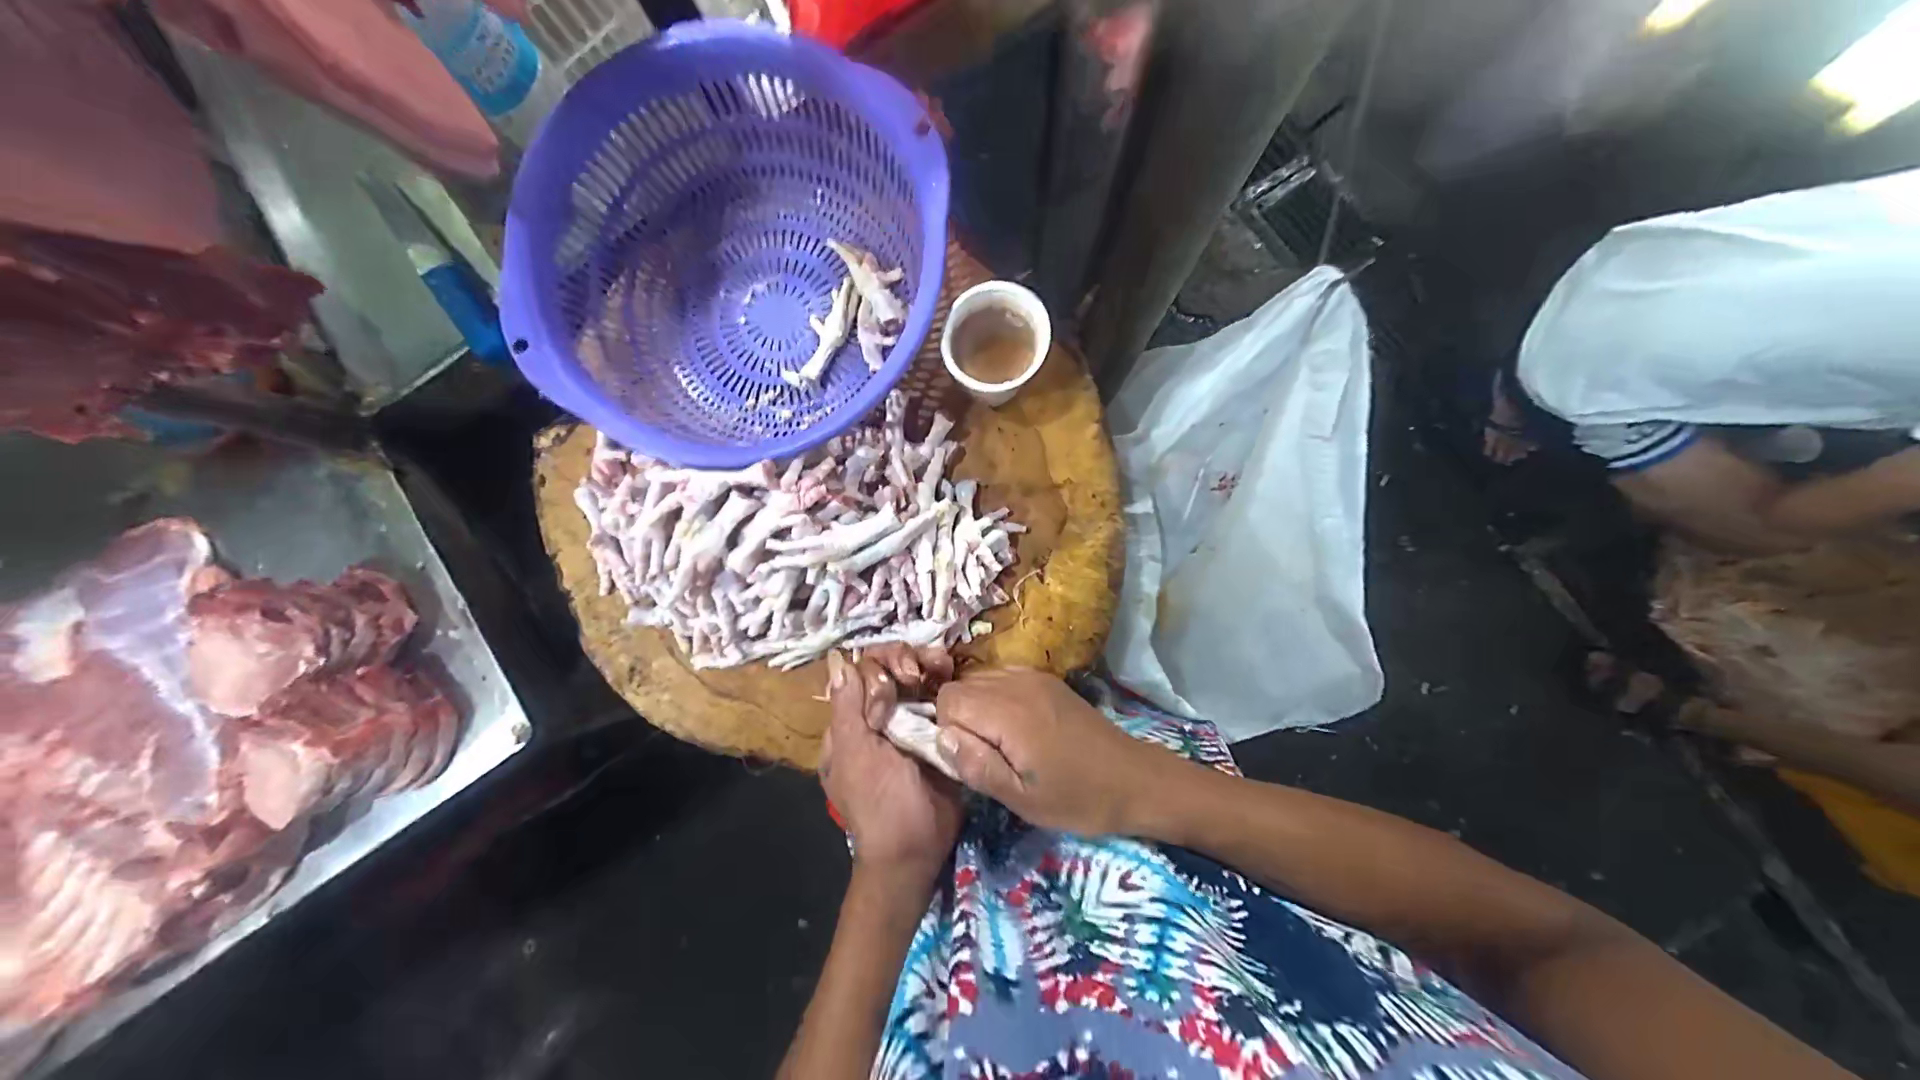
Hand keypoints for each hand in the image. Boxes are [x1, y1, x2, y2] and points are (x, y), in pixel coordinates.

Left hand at [819, 652, 962, 887]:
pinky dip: (944, 680)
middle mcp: (878, 717)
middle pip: (889, 668)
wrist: (917, 846)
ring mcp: (910, 722)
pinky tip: (951, 671)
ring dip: (926, 664)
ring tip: (941, 666)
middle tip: (916, 677)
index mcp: (850, 723)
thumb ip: (847, 707)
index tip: (891, 689)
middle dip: (902, 661)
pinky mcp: (939, 730)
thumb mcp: (855, 754)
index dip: (877, 670)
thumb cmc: (878, 802)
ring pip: (915, 676)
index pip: (860, 673)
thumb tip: (837, 660)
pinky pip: (939, 696)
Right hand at [934, 669, 1182, 834]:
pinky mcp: (1046, 679)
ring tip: (1000, 743)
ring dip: (978, 708)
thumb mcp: (1021, 798)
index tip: (969, 758)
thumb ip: (976, 765)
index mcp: (1008, 711)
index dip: (946, 729)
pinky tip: (1016, 727)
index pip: (947, 699)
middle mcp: (1017, 682)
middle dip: (959, 718)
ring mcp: (1033, 677)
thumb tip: (940, 737)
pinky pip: (1002, 677)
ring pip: (979, 679)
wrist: (1134, 779)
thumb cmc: (1077, 798)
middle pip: (960, 686)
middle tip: (984, 755)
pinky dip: (997, 698)